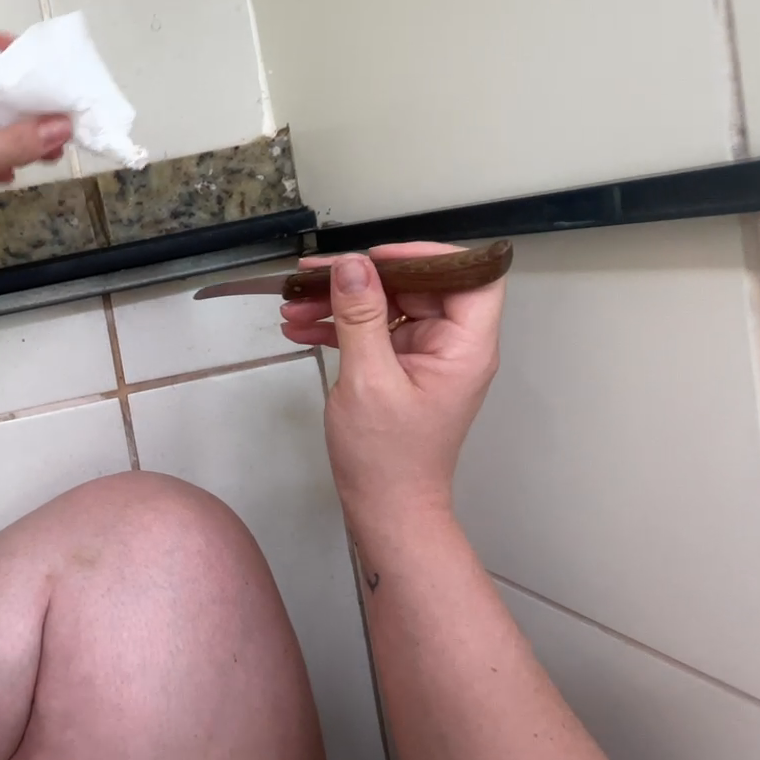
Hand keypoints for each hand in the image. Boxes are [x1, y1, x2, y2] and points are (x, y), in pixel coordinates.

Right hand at [278, 243, 505, 523]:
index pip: (468, 277)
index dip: (426, 256)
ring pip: (384, 307)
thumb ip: (360, 317)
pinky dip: (334, 327)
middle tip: (309, 277)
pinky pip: (369, 332)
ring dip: (337, 304)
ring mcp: (421, 355)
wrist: (382, 503)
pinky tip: (298, 328)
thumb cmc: (384, 451)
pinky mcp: (396, 367)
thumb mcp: (368, 379)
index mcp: (463, 345)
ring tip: (290, 307)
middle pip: (414, 287)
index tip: (374, 256)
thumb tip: (351, 265)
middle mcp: (449, 344)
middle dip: (360, 279)